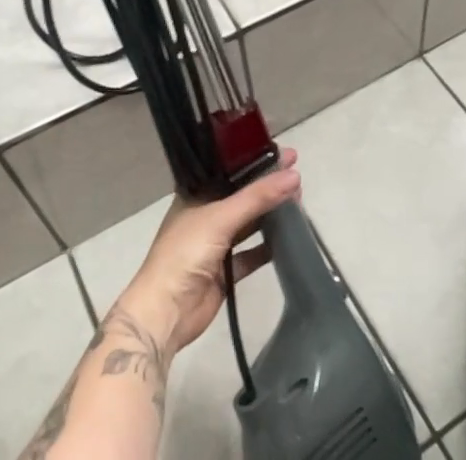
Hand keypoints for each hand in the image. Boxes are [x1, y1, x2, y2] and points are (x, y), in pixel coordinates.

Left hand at [112, 150, 301, 362]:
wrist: (166, 312)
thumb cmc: (185, 254)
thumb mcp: (220, 218)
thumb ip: (257, 198)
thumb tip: (295, 176)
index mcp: (195, 196)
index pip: (230, 171)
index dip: (255, 161)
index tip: (286, 155)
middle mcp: (205, 216)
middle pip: (242, 197)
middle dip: (268, 188)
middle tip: (298, 177)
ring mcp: (215, 244)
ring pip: (249, 224)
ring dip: (270, 215)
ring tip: (299, 201)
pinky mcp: (225, 271)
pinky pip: (252, 254)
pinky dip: (268, 247)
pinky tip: (289, 238)